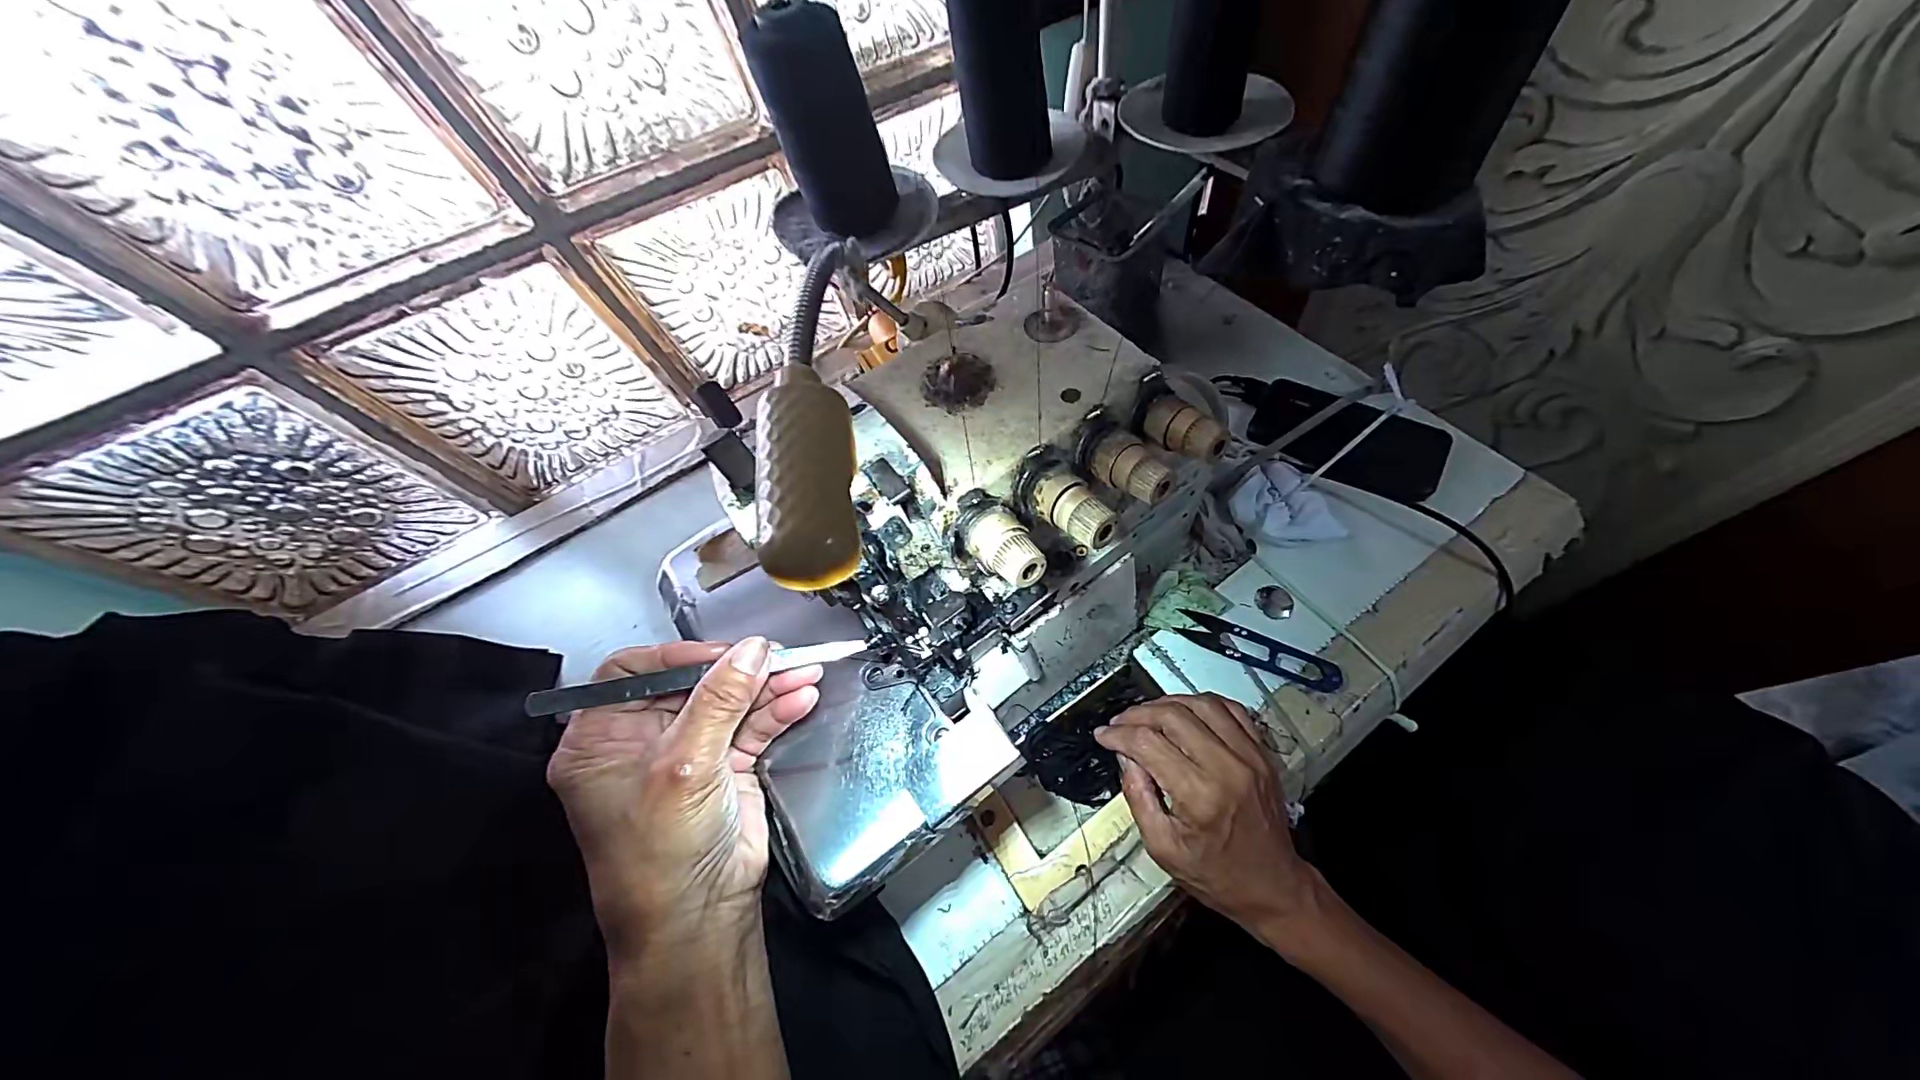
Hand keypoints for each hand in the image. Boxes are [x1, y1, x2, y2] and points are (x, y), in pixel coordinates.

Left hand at [546, 638, 823, 951]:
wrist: (699, 917)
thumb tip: (750, 651)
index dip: (678, 657)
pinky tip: (799, 699)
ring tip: (801, 673)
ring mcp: (687, 754)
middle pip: (692, 684)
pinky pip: (751, 728)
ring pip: (729, 704)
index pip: (634, 673)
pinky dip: (777, 713)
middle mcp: (642, 742)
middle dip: (737, 671)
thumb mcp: (683, 766)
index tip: (721, 653)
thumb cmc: (659, 856)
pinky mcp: (725, 767)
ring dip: (767, 688)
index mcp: (603, 739)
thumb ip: (719, 701)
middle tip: (775, 657)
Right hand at [1094, 694, 1321, 940]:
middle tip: (1120, 724)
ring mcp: (1250, 758)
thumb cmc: (1219, 875)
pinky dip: (1204, 703)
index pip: (1148, 743)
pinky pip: (1232, 709)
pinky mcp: (1262, 754)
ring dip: (1167, 703)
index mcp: (1200, 797)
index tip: (1104, 735)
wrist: (1272, 887)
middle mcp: (1228, 769)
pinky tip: (1186, 712)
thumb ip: (1138, 796)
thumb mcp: (1162, 847)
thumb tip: (1125, 756)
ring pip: (1202, 703)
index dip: (1118, 734)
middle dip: (1137, 714)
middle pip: (1172, 715)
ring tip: (1148, 715)